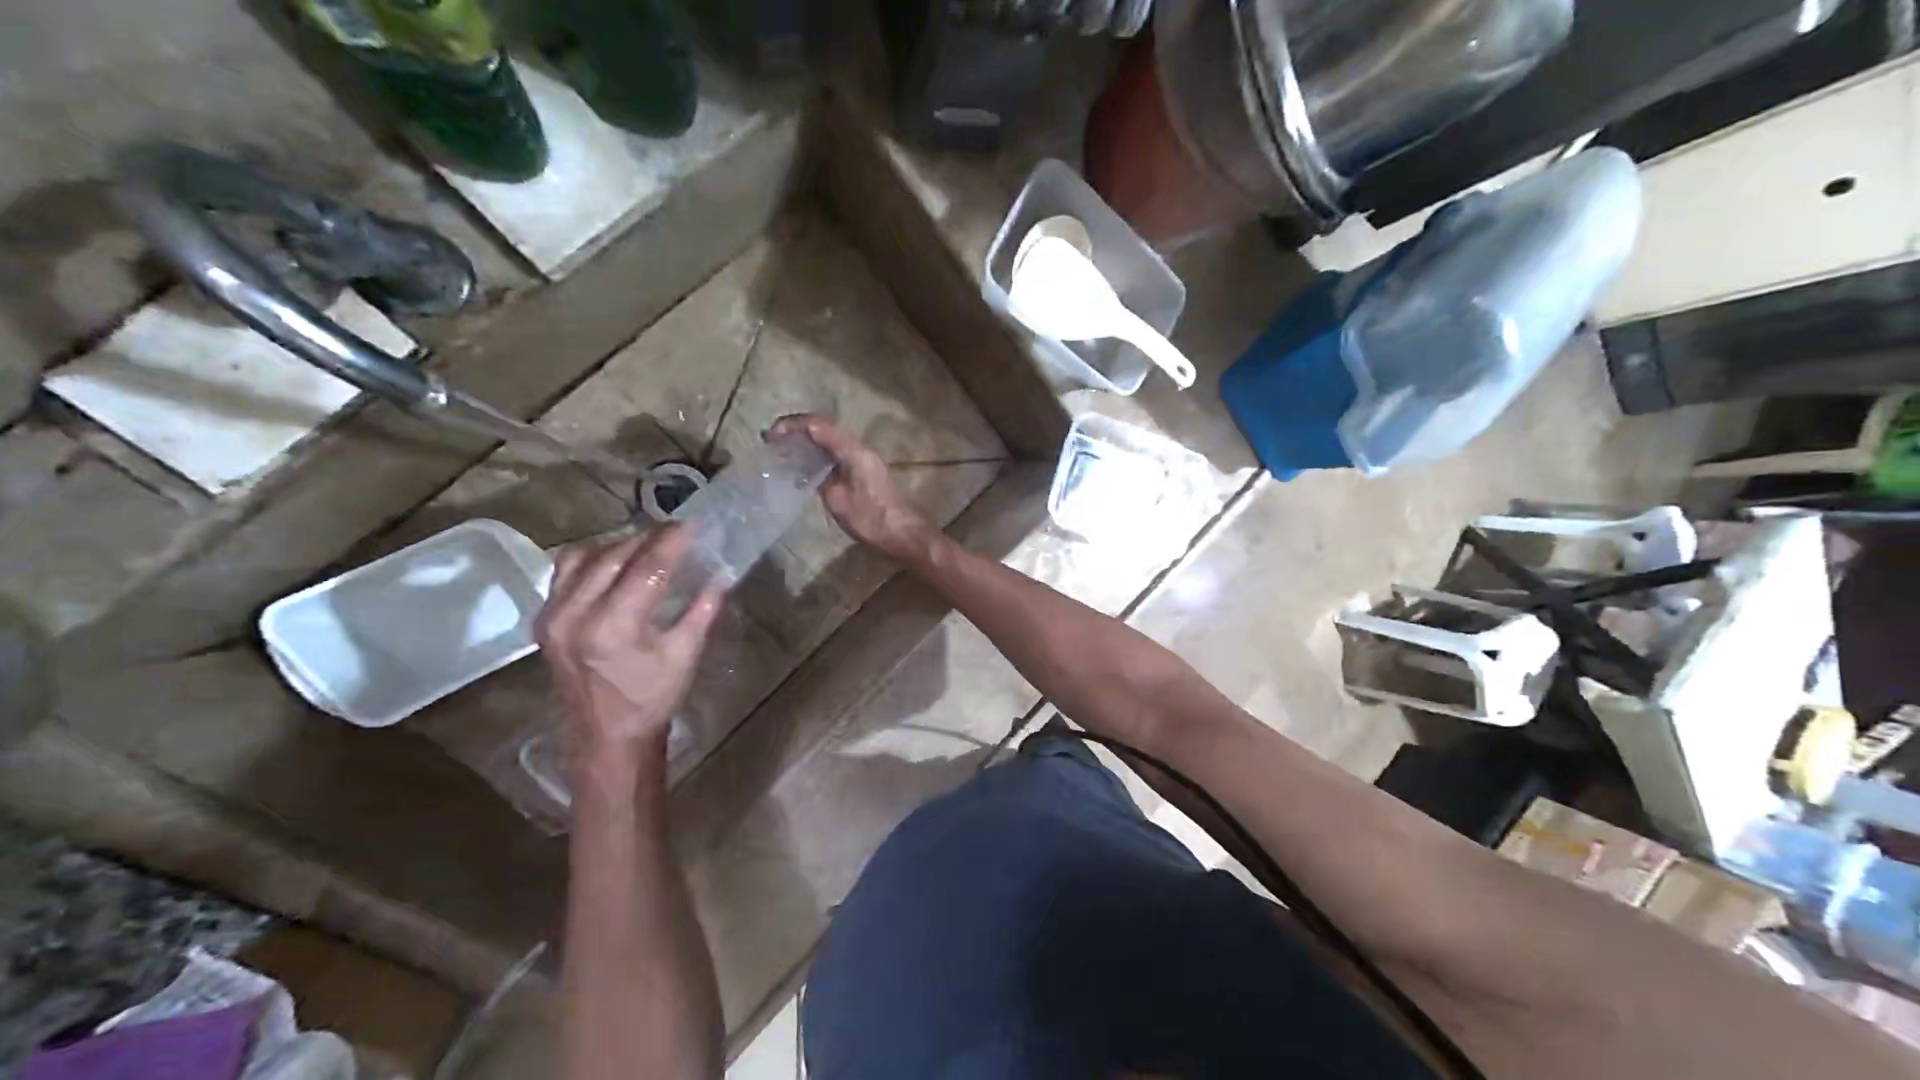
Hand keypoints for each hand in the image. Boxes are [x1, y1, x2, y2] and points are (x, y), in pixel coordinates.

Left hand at [536, 527, 722, 771]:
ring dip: (619, 544)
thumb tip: (721, 573)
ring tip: (647, 542)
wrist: (605, 737)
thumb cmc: (651, 699)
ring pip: (585, 557)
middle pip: (615, 556)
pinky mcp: (544, 619)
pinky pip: (565, 572)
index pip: (647, 568)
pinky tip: (614, 560)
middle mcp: (575, 615)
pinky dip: (592, 558)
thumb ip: (702, 610)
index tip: (693, 523)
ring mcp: (553, 616)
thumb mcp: (684, 656)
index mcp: (613, 628)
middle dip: (649, 538)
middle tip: (676, 529)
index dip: (674, 542)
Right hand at [769, 414, 935, 561]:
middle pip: (824, 428)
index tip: (770, 435)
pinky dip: (818, 453)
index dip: (792, 426)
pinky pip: (836, 452)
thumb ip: (820, 478)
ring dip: (806, 441)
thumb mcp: (838, 500)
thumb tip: (805, 467)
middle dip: (796, 430)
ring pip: (830, 439)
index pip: (818, 426)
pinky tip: (804, 465)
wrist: (903, 532)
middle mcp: (859, 447)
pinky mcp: (865, 469)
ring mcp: (864, 457)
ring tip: (783, 450)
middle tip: (772, 440)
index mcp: (853, 450)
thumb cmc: (871, 519)